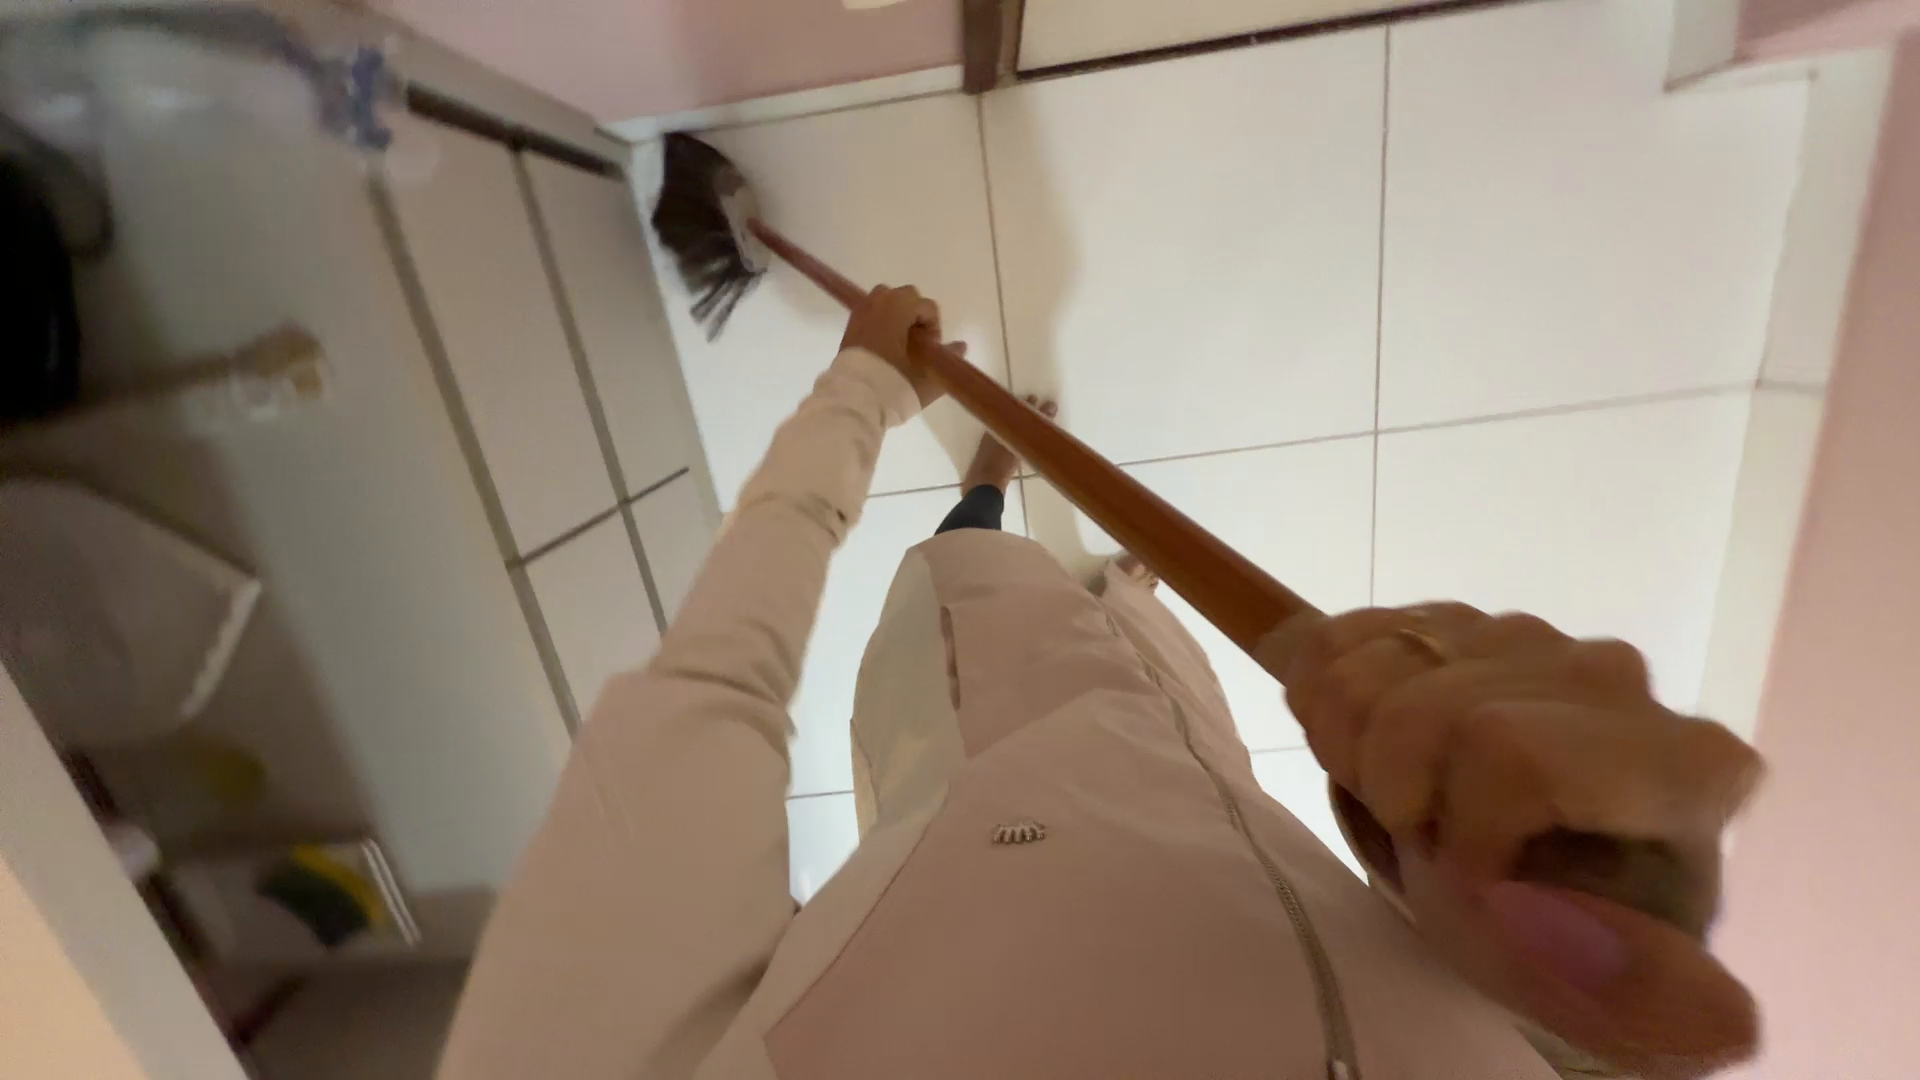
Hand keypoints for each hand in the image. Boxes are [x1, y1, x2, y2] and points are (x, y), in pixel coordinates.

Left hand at [841, 285, 945, 407]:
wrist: (855, 400)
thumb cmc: (895, 385)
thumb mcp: (929, 376)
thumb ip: (948, 357)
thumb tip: (961, 346)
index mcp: (899, 306)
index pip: (927, 307)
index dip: (934, 329)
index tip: (929, 353)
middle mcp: (879, 301)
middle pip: (906, 298)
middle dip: (915, 317)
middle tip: (916, 347)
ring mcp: (861, 312)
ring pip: (886, 302)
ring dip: (897, 317)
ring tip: (899, 345)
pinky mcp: (850, 325)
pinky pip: (872, 314)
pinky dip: (881, 324)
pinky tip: (884, 349)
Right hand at [1272, 604, 1763, 1075]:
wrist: (1498, 857)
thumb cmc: (1551, 923)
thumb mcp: (1598, 996)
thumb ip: (1656, 1007)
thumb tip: (1704, 1011)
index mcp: (1673, 760)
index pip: (1509, 748)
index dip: (1457, 818)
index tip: (1462, 873)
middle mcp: (1600, 673)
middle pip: (1429, 709)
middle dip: (1393, 786)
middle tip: (1417, 832)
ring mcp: (1509, 633)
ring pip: (1368, 668)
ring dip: (1349, 745)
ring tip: (1389, 789)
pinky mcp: (1436, 615)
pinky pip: (1333, 642)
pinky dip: (1319, 703)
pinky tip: (1361, 741)